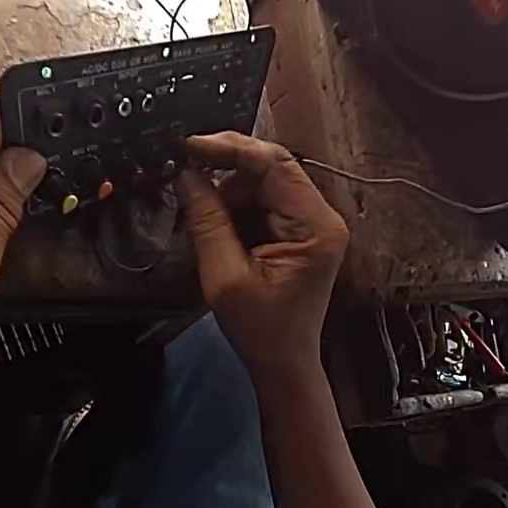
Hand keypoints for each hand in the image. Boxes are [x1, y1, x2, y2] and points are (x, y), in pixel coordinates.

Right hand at [177, 132, 348, 376]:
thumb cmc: (261, 330)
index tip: (189, 146)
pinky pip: (264, 202)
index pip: (275, 164)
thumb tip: (187, 173)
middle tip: (186, 180)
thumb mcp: (225, 278)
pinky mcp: (300, 231)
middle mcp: (321, 217)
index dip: (230, 148)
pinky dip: (236, 208)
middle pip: (271, 169)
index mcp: (315, 227)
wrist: (284, 361)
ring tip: (202, 221)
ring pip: (263, 184)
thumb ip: (207, 221)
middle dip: (226, 173)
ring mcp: (313, 223)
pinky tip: (219, 229)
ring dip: (228, 194)